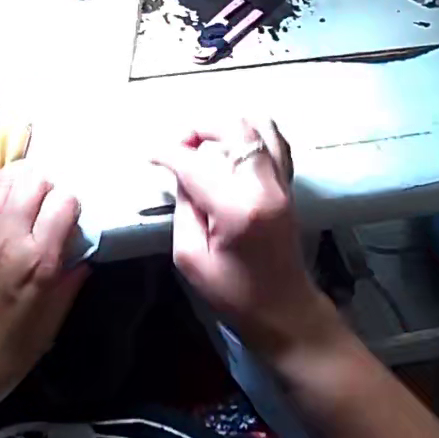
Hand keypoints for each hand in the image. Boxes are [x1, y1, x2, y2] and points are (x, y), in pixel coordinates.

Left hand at [0, 165, 87, 425]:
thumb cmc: (4, 355)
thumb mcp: (49, 327)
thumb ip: (69, 285)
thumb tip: (83, 255)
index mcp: (38, 262)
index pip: (64, 202)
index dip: (71, 206)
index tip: (70, 220)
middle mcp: (8, 237)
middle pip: (34, 180)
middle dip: (47, 188)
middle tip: (47, 207)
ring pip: (5, 178)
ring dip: (20, 182)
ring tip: (24, 199)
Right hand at [152, 118, 340, 355]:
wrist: (286, 311)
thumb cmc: (234, 293)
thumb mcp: (190, 258)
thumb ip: (184, 209)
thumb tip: (182, 177)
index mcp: (237, 208)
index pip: (195, 163)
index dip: (167, 153)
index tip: (150, 157)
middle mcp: (265, 185)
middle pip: (233, 129)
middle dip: (197, 129)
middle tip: (178, 147)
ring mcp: (282, 182)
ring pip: (258, 126)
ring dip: (225, 127)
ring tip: (204, 144)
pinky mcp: (289, 184)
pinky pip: (274, 140)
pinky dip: (250, 134)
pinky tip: (232, 147)